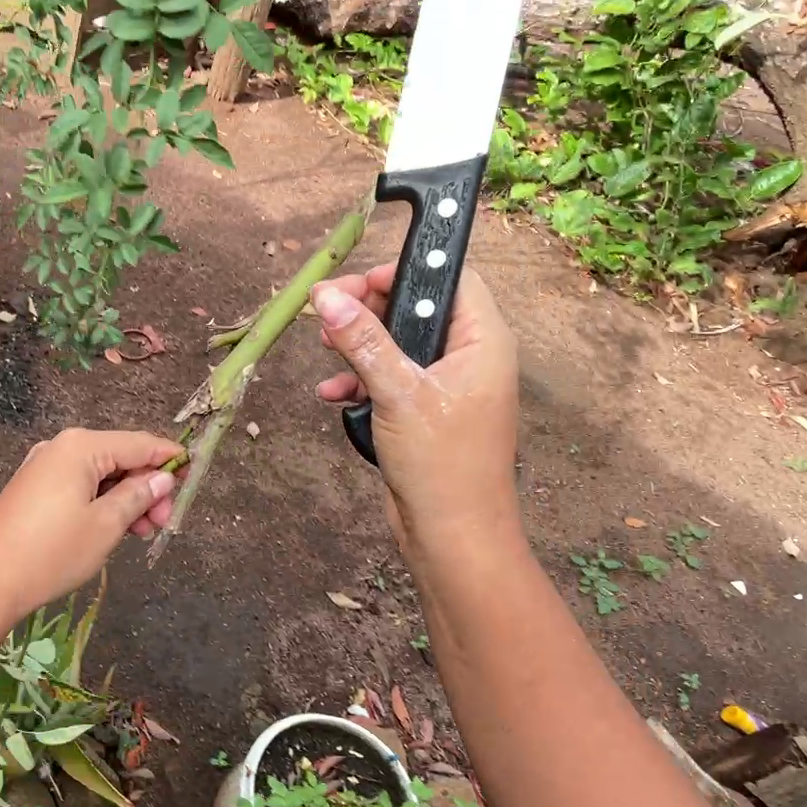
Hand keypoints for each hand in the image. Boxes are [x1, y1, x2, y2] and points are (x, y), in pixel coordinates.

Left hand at [0, 429, 183, 619]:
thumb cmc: (52, 552)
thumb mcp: (106, 525)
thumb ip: (137, 496)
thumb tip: (162, 477)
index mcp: (81, 446)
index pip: (139, 442)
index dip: (169, 458)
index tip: (193, 477)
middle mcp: (60, 447)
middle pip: (119, 458)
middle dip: (147, 487)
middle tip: (164, 523)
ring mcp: (43, 468)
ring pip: (100, 476)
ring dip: (126, 500)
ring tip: (143, 534)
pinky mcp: (33, 490)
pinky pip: (79, 487)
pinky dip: (102, 504)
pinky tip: (114, 529)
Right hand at [312, 263, 520, 553]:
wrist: (452, 534)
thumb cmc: (441, 464)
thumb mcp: (397, 394)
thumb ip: (362, 342)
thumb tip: (326, 297)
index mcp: (483, 341)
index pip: (450, 278)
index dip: (403, 273)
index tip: (355, 284)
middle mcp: (469, 357)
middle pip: (416, 310)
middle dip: (368, 311)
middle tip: (328, 315)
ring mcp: (446, 387)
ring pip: (397, 347)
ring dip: (358, 349)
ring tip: (324, 352)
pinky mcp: (425, 413)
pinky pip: (389, 381)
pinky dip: (361, 384)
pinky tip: (333, 396)